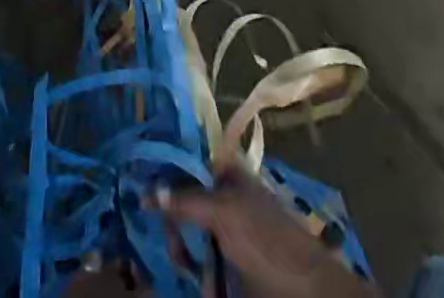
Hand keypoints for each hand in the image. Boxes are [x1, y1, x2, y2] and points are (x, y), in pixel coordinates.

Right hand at [157, 167, 381, 297]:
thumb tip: (145, 191)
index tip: (138, 176)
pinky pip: (197, 255)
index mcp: (229, 173)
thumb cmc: (267, 241)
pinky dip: (187, 261)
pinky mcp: (227, 261)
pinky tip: (182, 268)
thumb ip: (185, 200)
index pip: (188, 159)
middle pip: (184, 195)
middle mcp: (225, 196)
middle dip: (166, 210)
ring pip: (188, 227)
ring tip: (174, 258)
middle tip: (150, 222)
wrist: (306, 294)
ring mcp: (226, 230)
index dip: (164, 165)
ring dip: (175, 241)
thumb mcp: (223, 214)